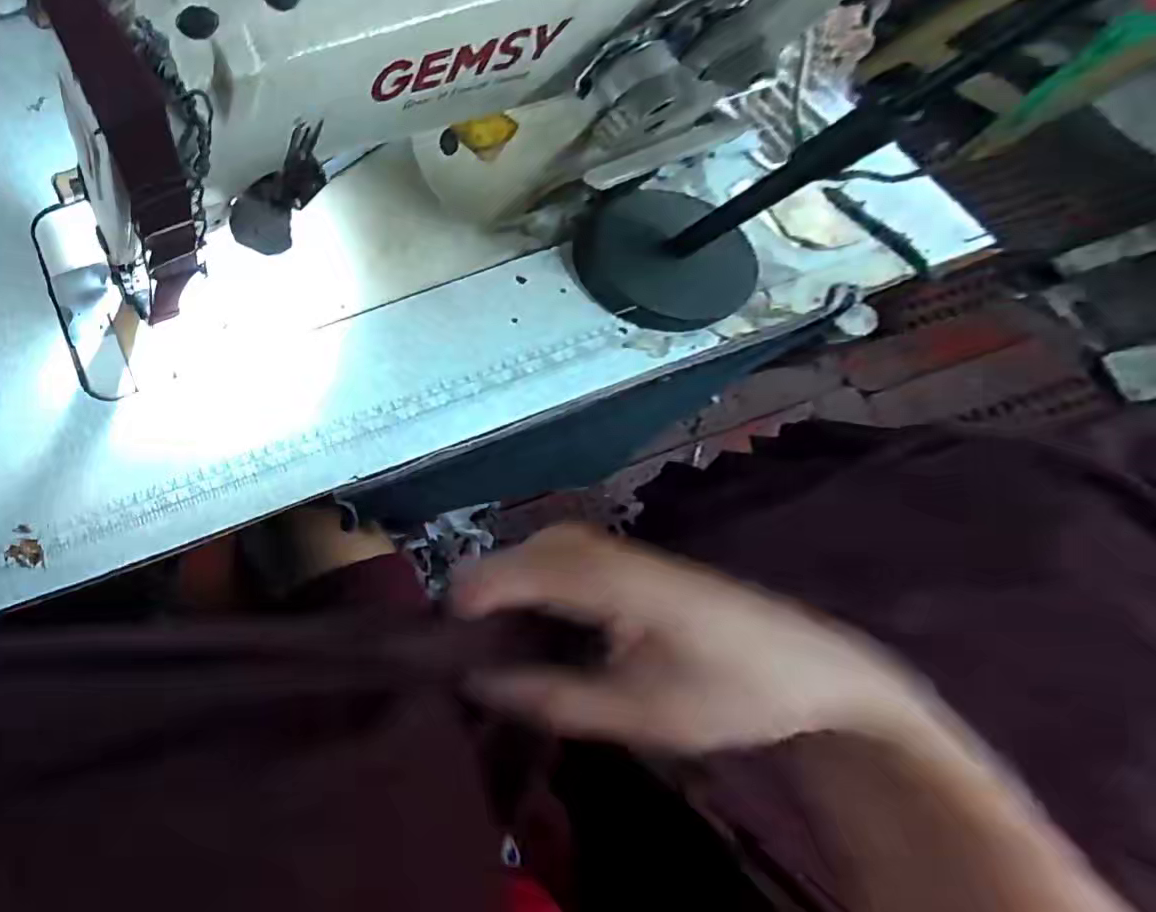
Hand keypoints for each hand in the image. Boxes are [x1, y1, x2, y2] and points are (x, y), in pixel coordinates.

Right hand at [449, 524, 936, 752]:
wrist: (810, 663)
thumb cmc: (732, 690)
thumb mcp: (644, 714)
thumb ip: (552, 698)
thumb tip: (471, 681)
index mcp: (596, 577)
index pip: (495, 576)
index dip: (459, 614)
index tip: (444, 660)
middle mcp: (579, 543)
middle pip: (491, 566)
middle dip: (473, 614)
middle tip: (481, 670)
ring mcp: (584, 539)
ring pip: (504, 562)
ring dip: (494, 607)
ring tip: (505, 659)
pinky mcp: (590, 548)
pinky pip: (525, 562)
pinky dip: (514, 596)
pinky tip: (534, 636)